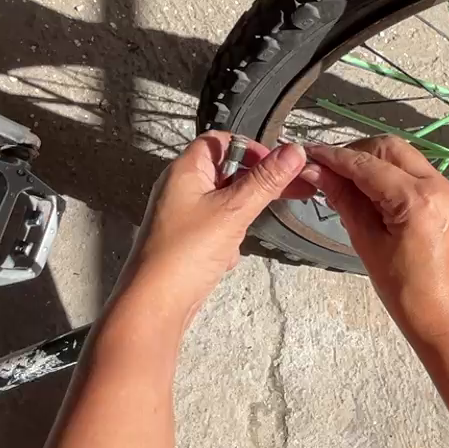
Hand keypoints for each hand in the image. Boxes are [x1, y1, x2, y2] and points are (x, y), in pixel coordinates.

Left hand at [113, 132, 312, 322]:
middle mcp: (182, 188)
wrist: (154, 306)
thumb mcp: (233, 211)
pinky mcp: (188, 240)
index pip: (221, 141)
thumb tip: (294, 151)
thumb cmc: (186, 253)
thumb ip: (265, 181)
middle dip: (257, 183)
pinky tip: (229, 255)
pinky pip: (218, 228)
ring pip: (225, 202)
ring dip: (243, 213)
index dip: (251, 147)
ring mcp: (184, 215)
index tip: (278, 164)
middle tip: (292, 190)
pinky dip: (229, 237)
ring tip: (250, 229)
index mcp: (185, 170)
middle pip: (227, 171)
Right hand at [303, 137, 448, 342]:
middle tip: (328, 169)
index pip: (367, 164)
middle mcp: (438, 184)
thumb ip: (344, 201)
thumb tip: (316, 172)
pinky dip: (390, 173)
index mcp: (417, 199)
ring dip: (373, 160)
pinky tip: (369, 192)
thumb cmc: (406, 292)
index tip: (307, 154)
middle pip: (389, 147)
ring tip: (345, 182)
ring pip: (403, 156)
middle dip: (356, 152)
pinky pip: (415, 172)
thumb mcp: (367, 244)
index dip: (334, 157)